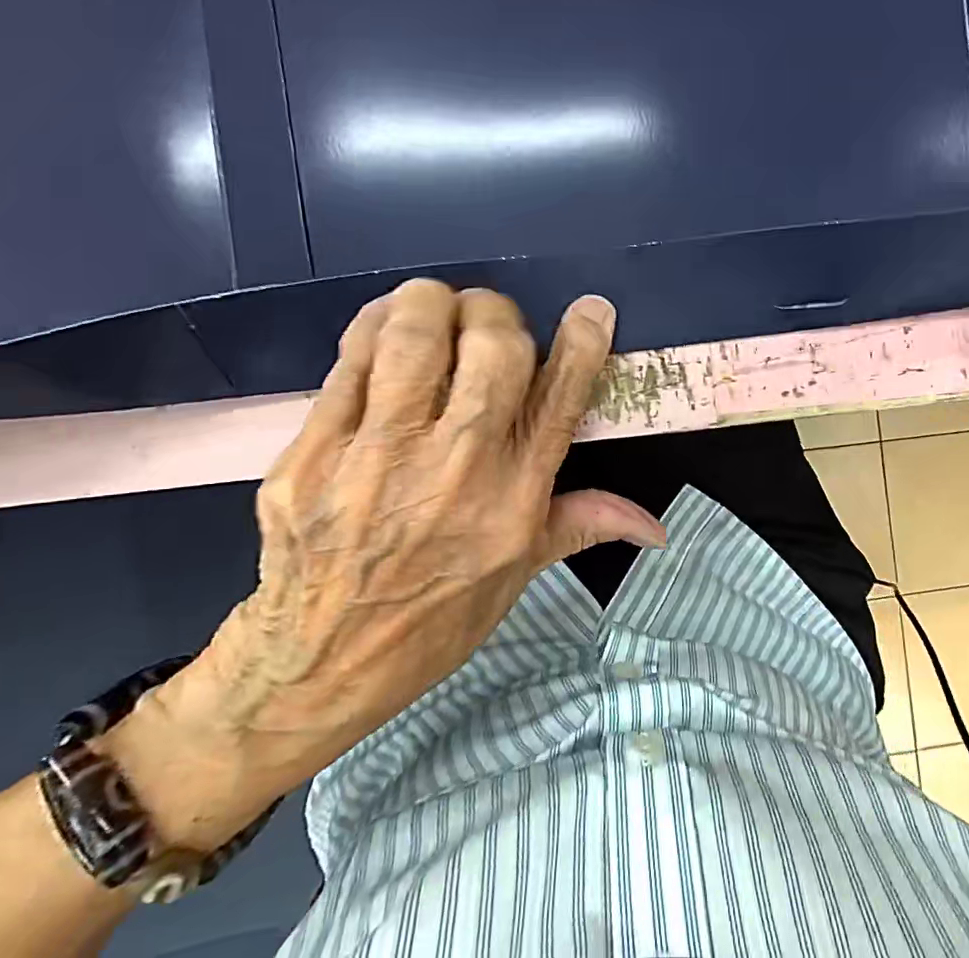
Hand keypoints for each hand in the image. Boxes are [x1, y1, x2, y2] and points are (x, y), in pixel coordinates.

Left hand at [104, 281, 665, 848]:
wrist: (319, 664)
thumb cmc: (432, 625)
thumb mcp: (516, 580)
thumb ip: (580, 526)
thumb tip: (654, 526)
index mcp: (512, 503)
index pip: (560, 398)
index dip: (584, 341)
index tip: (590, 310)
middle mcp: (454, 471)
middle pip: (492, 347)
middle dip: (495, 313)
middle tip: (485, 324)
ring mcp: (377, 458)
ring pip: (415, 333)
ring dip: (432, 304)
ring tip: (434, 313)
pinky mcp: (314, 450)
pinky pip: (350, 358)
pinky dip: (375, 328)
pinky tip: (383, 335)